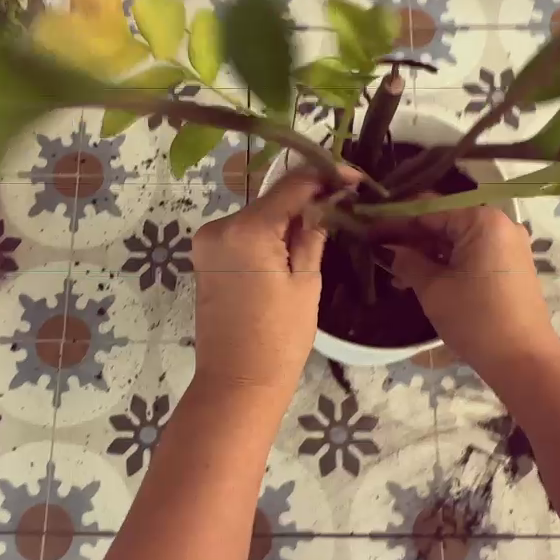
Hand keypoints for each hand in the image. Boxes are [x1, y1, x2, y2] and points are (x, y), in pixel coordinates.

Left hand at [190, 170, 338, 396]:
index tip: (353, 179)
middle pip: (272, 199)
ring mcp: (208, 241)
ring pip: (257, 215)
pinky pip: (243, 233)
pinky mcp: (205, 257)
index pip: (291, 186)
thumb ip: (313, 234)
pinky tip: (290, 248)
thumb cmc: (280, 338)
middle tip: (342, 206)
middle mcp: (220, 226)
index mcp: (247, 229)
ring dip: (286, 218)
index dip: (325, 178)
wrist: (238, 381)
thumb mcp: (306, 283)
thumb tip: (327, 201)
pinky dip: (267, 234)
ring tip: (321, 231)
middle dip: (306, 200)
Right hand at [388, 205, 559, 378]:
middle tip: (379, 254)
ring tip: (397, 276)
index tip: (370, 233)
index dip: (396, 223)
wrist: (522, 360)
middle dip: (412, 241)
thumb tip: (390, 250)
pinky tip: (422, 281)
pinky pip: (473, 256)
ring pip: (458, 243)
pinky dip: (448, 265)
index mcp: (482, 221)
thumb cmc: (475, 319)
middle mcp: (500, 226)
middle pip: (446, 224)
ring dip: (428, 256)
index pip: (429, 212)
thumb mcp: (433, 289)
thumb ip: (407, 262)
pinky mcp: (511, 267)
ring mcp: (509, 247)